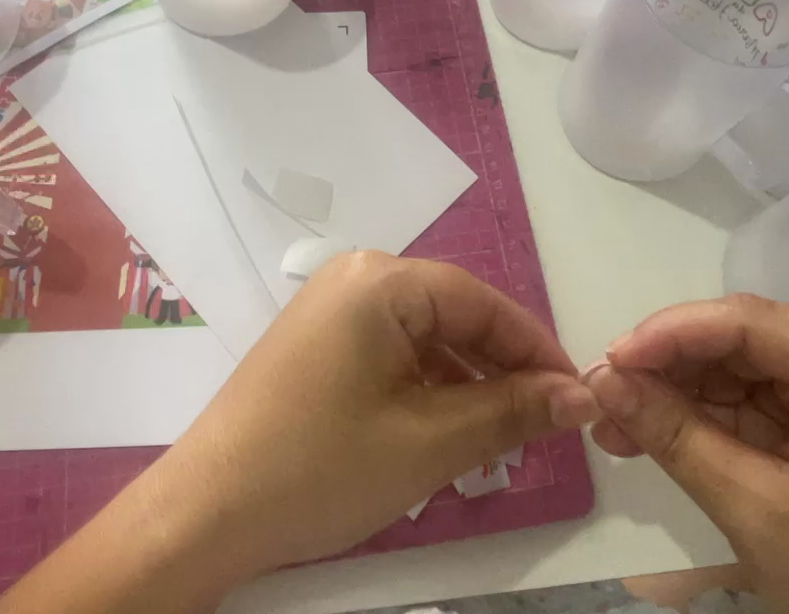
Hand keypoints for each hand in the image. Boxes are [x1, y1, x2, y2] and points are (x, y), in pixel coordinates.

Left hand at [0, 250, 597, 613]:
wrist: (207, 510)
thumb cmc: (322, 467)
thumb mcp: (430, 442)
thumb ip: (513, 411)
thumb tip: (580, 395)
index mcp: (382, 280)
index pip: (482, 302)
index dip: (535, 349)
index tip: (579, 397)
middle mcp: (356, 277)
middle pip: (453, 316)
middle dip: (501, 370)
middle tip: (544, 425)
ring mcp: (332, 307)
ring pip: (424, 338)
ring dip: (466, 384)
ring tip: (501, 439)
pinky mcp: (319, 341)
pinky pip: (391, 351)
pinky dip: (426, 388)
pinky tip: (447, 432)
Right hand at [586, 295, 788, 613]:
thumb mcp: (762, 515)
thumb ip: (678, 438)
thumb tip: (601, 380)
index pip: (754, 323)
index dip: (675, 331)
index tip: (612, 358)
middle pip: (742, 340)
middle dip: (669, 364)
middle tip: (604, 390)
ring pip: (734, 369)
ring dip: (672, 392)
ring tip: (611, 421)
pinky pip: (743, 405)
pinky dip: (694, 419)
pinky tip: (643, 433)